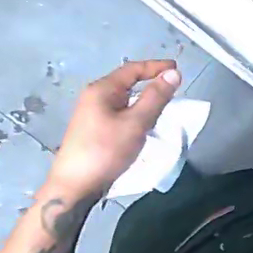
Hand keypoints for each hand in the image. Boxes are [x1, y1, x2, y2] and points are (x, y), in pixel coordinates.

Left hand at [44, 59, 181, 195]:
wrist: (74, 186)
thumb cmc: (105, 151)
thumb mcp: (136, 123)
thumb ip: (156, 97)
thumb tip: (173, 73)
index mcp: (102, 90)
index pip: (133, 69)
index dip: (156, 66)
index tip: (177, 69)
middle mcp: (94, 97)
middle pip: (127, 81)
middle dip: (150, 81)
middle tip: (173, 88)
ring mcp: (92, 113)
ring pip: (124, 98)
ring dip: (144, 99)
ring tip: (164, 106)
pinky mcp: (93, 129)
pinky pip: (120, 112)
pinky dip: (136, 112)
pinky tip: (144, 124)